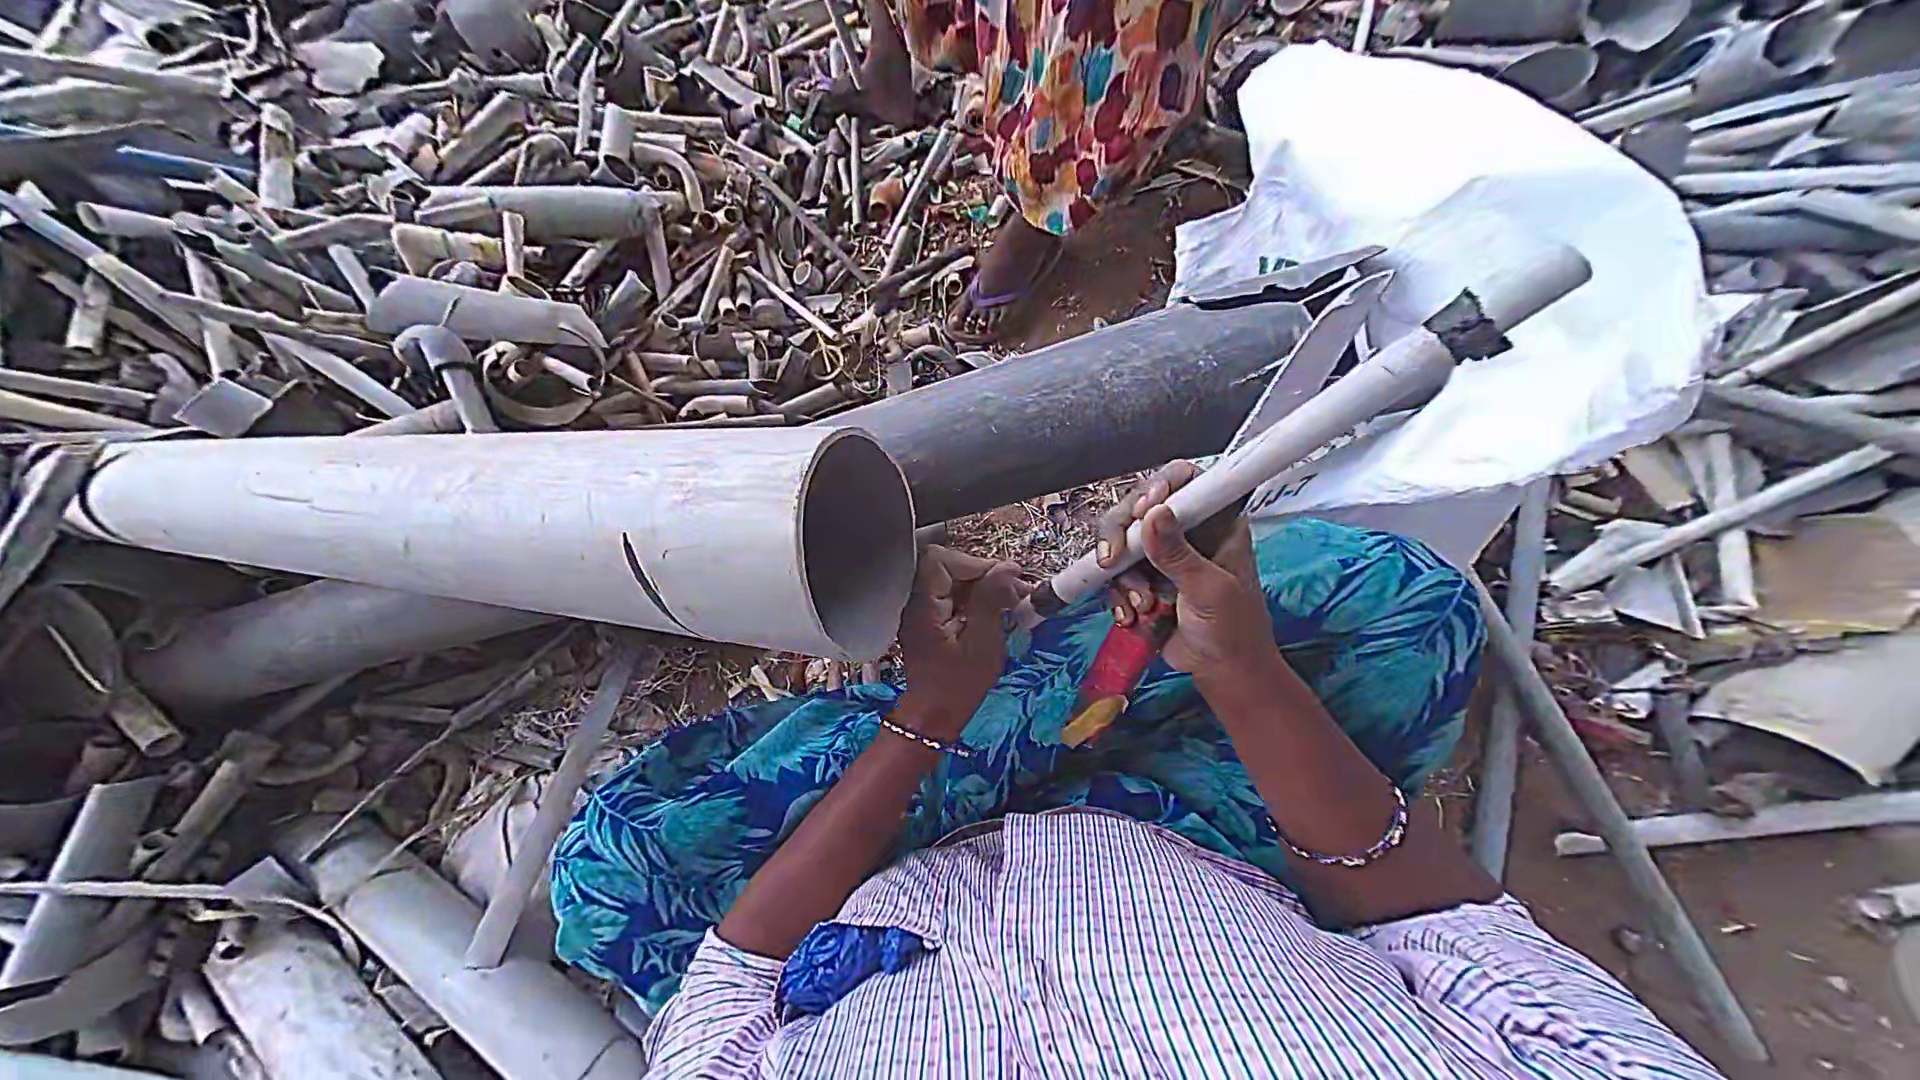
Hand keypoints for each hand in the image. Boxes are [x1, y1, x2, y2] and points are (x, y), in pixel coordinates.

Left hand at [895, 546, 1028, 737]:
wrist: (934, 717)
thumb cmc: (959, 684)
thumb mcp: (982, 642)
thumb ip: (991, 600)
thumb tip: (1007, 568)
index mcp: (923, 605)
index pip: (942, 560)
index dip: (975, 563)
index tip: (1005, 579)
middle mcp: (916, 602)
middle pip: (947, 567)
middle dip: (983, 575)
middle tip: (1015, 592)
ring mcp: (921, 612)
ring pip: (952, 582)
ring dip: (982, 588)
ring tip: (1012, 603)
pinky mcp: (929, 622)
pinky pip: (951, 598)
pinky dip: (974, 600)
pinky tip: (995, 614)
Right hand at [1099, 461, 1275, 681]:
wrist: (1223, 672)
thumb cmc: (1233, 629)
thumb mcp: (1209, 589)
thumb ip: (1178, 553)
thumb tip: (1151, 513)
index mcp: (1215, 522)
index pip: (1184, 482)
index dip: (1160, 486)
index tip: (1142, 509)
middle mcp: (1186, 531)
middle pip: (1139, 509)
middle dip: (1122, 536)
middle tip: (1112, 559)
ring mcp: (1161, 555)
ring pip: (1121, 543)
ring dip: (1123, 576)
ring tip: (1143, 605)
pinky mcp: (1143, 579)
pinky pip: (1116, 574)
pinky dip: (1117, 595)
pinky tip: (1132, 616)